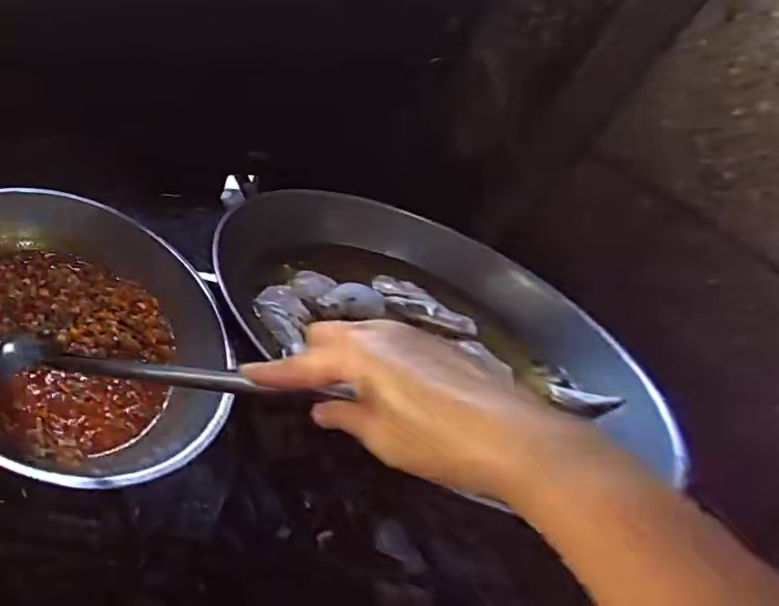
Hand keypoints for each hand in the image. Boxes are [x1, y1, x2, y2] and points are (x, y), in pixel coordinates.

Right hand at [243, 319, 615, 502]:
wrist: (530, 445)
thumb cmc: (446, 445)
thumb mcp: (385, 441)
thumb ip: (345, 417)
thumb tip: (325, 409)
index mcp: (357, 355)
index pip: (300, 364)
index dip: (272, 373)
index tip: (247, 375)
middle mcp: (377, 333)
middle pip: (325, 335)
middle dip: (312, 358)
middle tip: (317, 390)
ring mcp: (409, 334)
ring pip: (357, 335)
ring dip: (347, 356)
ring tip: (361, 393)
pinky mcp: (437, 344)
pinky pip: (388, 342)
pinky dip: (379, 359)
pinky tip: (400, 392)